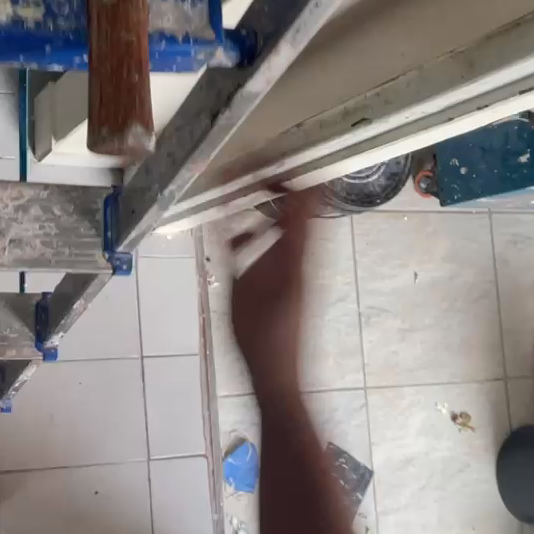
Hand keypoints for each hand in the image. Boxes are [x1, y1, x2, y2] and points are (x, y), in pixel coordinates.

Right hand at [228, 186, 318, 393]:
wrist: (279, 373)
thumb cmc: (261, 336)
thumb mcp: (245, 288)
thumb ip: (238, 249)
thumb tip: (227, 213)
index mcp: (298, 250)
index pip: (304, 196)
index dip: (284, 172)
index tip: (254, 161)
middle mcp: (306, 252)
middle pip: (301, 202)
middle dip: (272, 183)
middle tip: (239, 175)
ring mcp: (302, 265)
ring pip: (291, 220)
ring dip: (265, 205)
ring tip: (234, 200)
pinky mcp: (293, 278)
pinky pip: (282, 241)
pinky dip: (261, 230)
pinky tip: (236, 240)